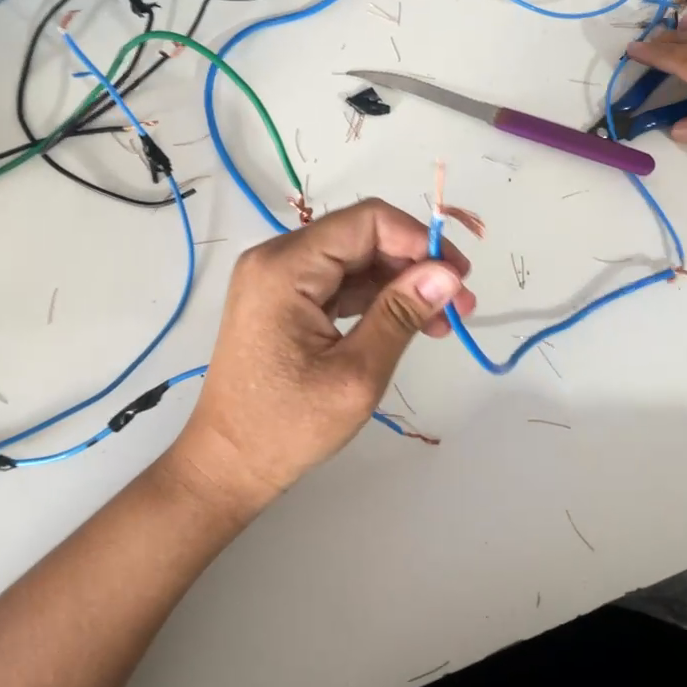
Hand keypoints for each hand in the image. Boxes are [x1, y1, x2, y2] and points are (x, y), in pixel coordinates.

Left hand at [164, 199, 476, 516]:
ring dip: (401, 283)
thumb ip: (402, 314)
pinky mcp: (282, 299)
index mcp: (286, 267)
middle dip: (416, 264)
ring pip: (355, 259)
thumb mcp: (356, 373)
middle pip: (362, 236)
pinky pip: (338, 282)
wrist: (227, 466)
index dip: (419, 239)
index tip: (457, 276)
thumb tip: (448, 273)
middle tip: (460, 303)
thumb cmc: (288, 427)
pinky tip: (411, 323)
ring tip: (444, 319)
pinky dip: (376, 298)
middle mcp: (276, 258)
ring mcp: (276, 278)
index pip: (367, 221)